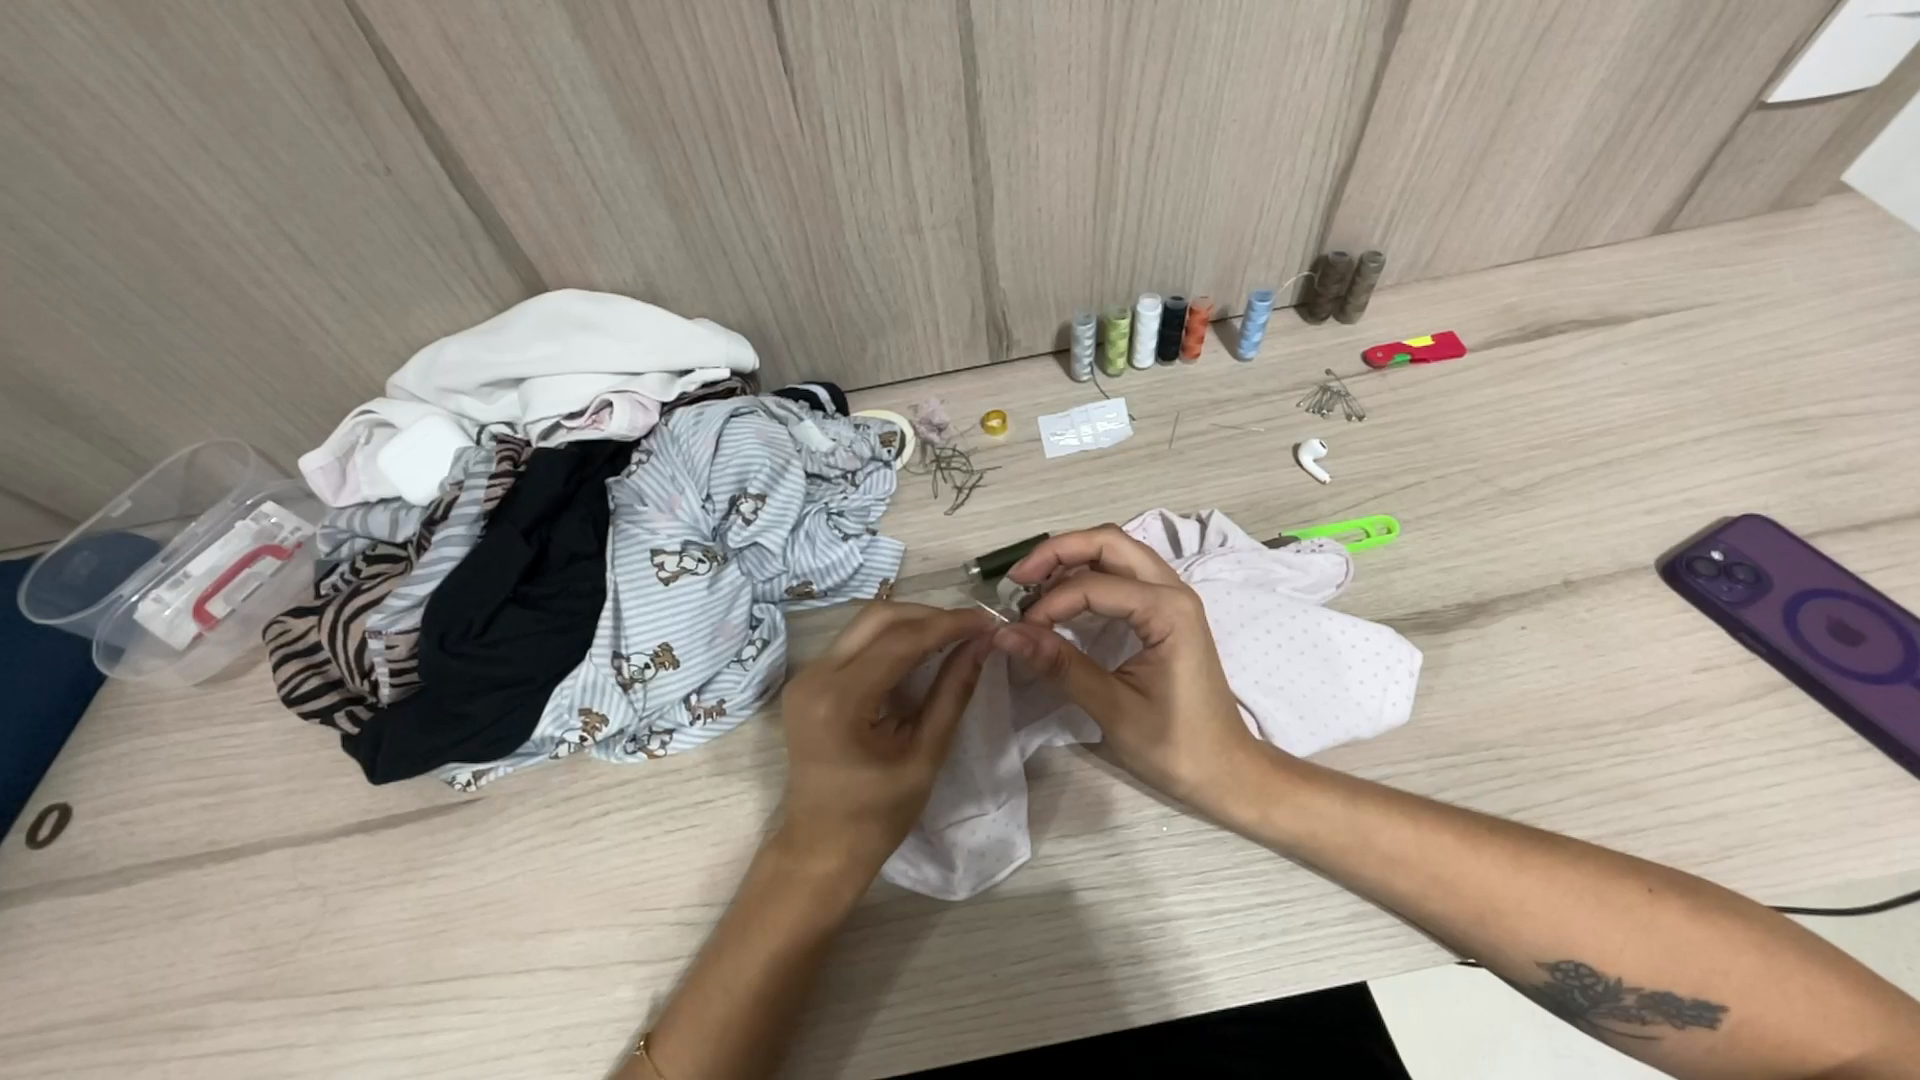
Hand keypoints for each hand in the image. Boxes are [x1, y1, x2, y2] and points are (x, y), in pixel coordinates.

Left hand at [778, 601, 994, 879]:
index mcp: (840, 700)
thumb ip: (952, 693)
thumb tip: (982, 645)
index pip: (900, 641)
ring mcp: (807, 676)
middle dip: (929, 616)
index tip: (988, 621)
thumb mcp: (926, 755)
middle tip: (972, 627)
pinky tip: (924, 652)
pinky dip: (893, 640)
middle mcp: (815, 676)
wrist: (822, 847)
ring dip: (911, 624)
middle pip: (878, 618)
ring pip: (865, 625)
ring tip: (955, 636)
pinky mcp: (810, 681)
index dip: (949, 625)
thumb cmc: (877, 815)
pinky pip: (856, 644)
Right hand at [991, 526, 1275, 815]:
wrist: (1227, 770)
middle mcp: (1174, 591)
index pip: (1093, 585)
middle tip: (1018, 579)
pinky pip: (1124, 574)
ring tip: (1034, 586)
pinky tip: (1063, 600)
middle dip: (1058, 552)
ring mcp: (1173, 598)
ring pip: (1117, 551)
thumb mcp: (1114, 709)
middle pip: (1109, 542)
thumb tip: (1007, 636)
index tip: (1019, 632)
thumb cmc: (1177, 745)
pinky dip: (1089, 575)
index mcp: (1168, 611)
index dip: (1049, 602)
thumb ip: (1061, 666)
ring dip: (1073, 559)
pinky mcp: (1166, 612)